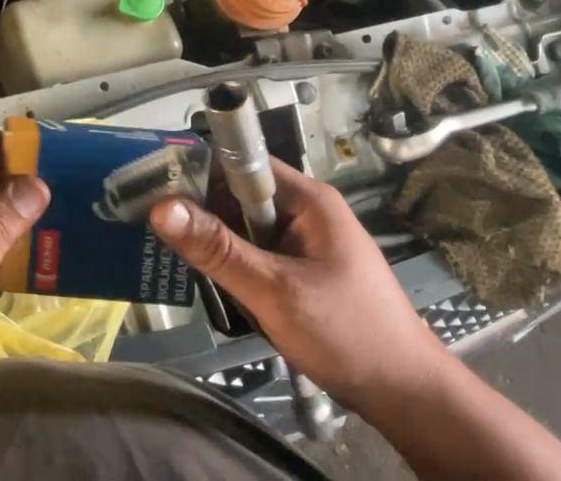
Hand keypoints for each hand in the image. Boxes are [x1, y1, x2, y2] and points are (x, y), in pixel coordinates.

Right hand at [149, 158, 452, 411]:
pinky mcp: (298, 270)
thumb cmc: (349, 335)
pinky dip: (231, 265)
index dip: (197, 168)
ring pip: (241, 227)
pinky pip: (253, 253)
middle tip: (152, 226)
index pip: (240, 162)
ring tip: (172, 255)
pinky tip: (209, 280)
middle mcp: (303, 211)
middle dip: (199, 211)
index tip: (152, 184)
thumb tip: (160, 206)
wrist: (409, 397)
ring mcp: (302, 242)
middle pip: (235, 194)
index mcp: (307, 200)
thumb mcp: (275, 292)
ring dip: (214, 244)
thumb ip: (218, 250)